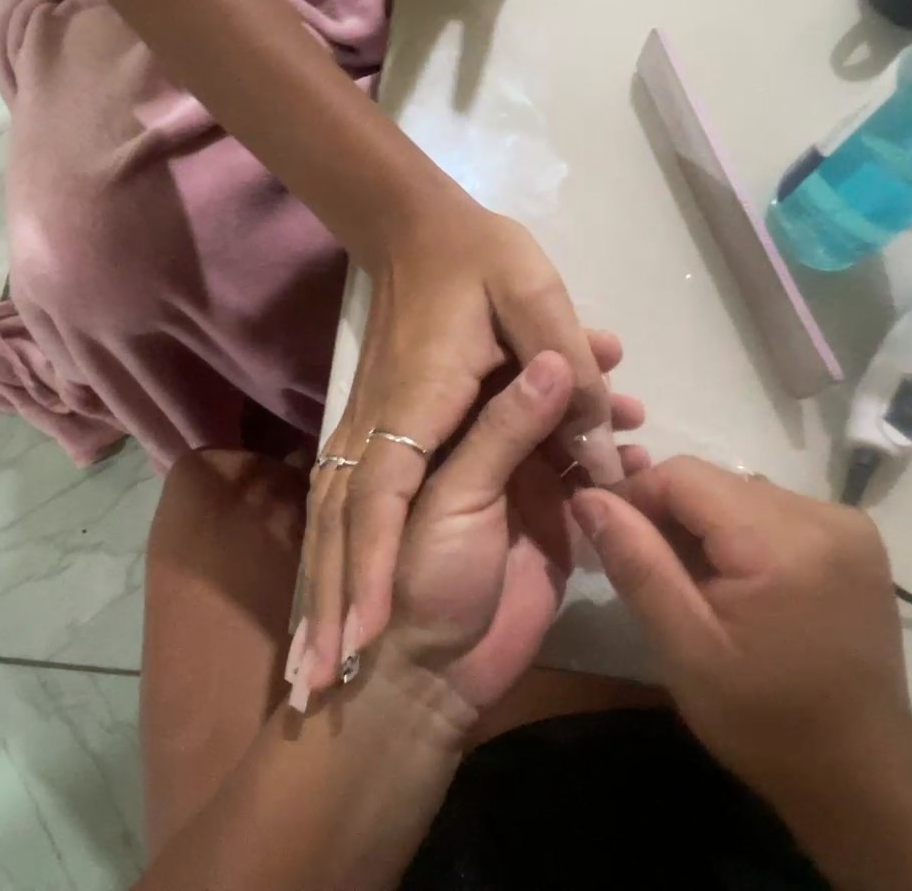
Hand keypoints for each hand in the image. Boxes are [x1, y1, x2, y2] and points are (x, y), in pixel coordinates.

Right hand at [300, 205, 619, 693]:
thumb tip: (601, 441)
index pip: (384, 493)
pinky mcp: (370, 428)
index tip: (367, 636)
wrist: (413, 228)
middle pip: (342, 521)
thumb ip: (560, 367)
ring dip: (324, 589)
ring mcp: (367, 428)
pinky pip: (343, 497)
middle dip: (329, 604)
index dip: (372, 565)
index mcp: (419, 401)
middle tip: (315, 683)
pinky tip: (341, 594)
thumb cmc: (474, 256)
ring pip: (334, 515)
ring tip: (310, 665)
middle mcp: (380, 427)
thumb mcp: (530, 294)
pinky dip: (333, 551)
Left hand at [376, 347, 648, 714]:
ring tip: (635, 409)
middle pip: (534, 402)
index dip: (540, 351)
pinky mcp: (552, 522)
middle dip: (575, 382)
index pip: (495, 376)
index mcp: (442, 433)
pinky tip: (641, 460)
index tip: (590, 334)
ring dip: (598, 423)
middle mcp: (479, 450)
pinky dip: (613, 472)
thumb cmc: (427, 576)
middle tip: (619, 357)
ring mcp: (518, 485)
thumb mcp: (458, 497)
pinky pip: (587, 485)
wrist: (436, 674)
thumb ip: (503, 431)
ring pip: (564, 438)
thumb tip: (556, 362)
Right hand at [568, 459, 911, 803]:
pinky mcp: (855, 540)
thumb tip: (586, 496)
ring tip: (695, 585)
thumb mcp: (683, 647)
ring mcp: (847, 525)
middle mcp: (824, 516)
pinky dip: (739, 534)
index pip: (684, 475)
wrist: (860, 773)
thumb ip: (635, 563)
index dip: (636, 496)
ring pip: (739, 492)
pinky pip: (772, 510)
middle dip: (670, 515)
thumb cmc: (763, 719)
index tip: (612, 541)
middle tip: (652, 573)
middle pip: (714, 481)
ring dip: (703, 525)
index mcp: (784, 542)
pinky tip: (736, 583)